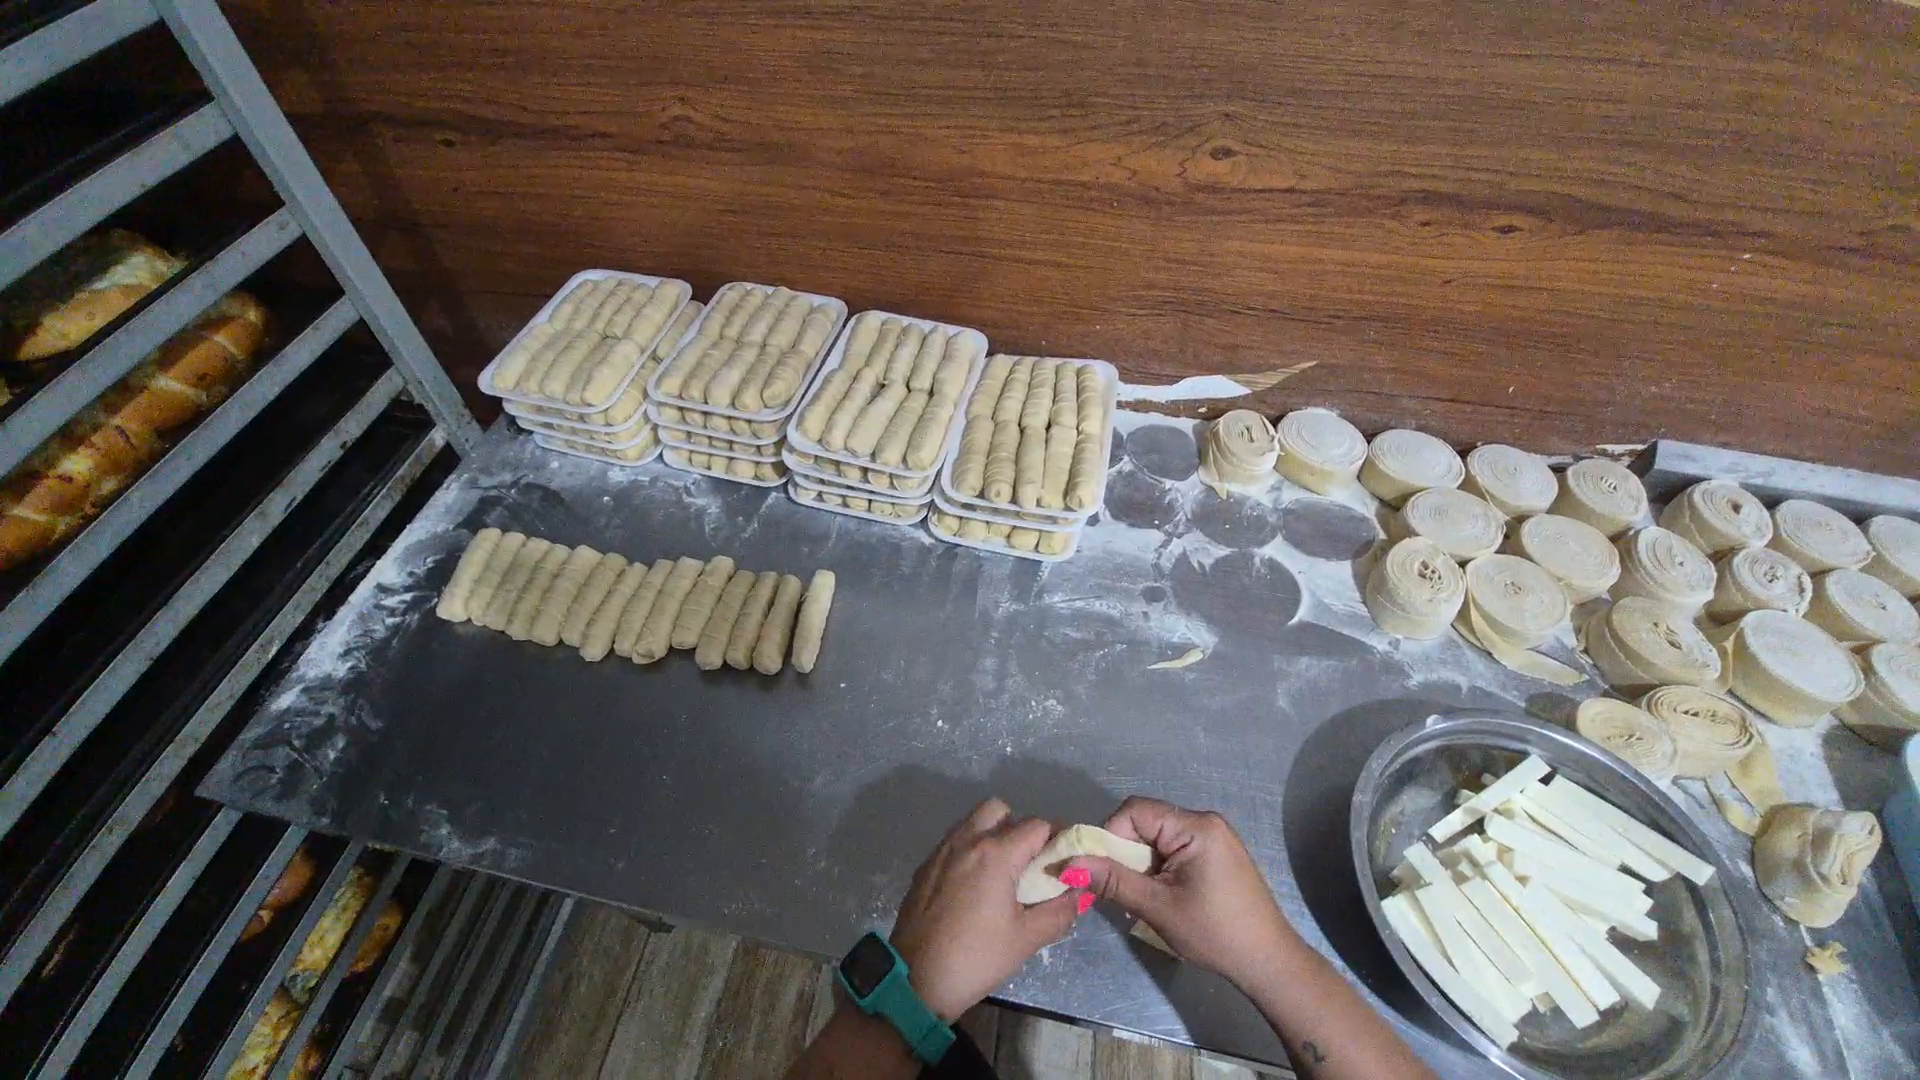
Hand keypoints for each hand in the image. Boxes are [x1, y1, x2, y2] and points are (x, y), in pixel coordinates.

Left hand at [889, 799, 1086, 1020]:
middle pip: (1000, 810)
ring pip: (973, 820)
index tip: (1062, 861)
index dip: (1055, 840)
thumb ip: (1059, 910)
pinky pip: (954, 840)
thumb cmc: (977, 957)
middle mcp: (967, 839)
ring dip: (993, 833)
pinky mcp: (926, 864)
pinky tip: (974, 884)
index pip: (1037, 825)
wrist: (917, 979)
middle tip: (1028, 863)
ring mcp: (942, 849)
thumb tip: (1079, 891)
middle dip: (1019, 828)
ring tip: (1002, 872)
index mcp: (996, 853)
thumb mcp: (1026, 939)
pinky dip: (970, 848)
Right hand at [1069, 796, 1295, 990]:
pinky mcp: (1216, 853)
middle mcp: (1205, 821)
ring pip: (1157, 836)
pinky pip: (1173, 847)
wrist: (1269, 963)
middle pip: (1145, 821)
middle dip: (1126, 852)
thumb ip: (1113, 880)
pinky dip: (1159, 867)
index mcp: (1196, 826)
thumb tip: (1069, 864)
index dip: (1111, 835)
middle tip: (1123, 888)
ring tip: (1145, 896)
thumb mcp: (1158, 907)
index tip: (1104, 870)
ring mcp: (1214, 836)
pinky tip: (1163, 894)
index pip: (1135, 811)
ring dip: (1141, 862)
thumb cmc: (1216, 933)